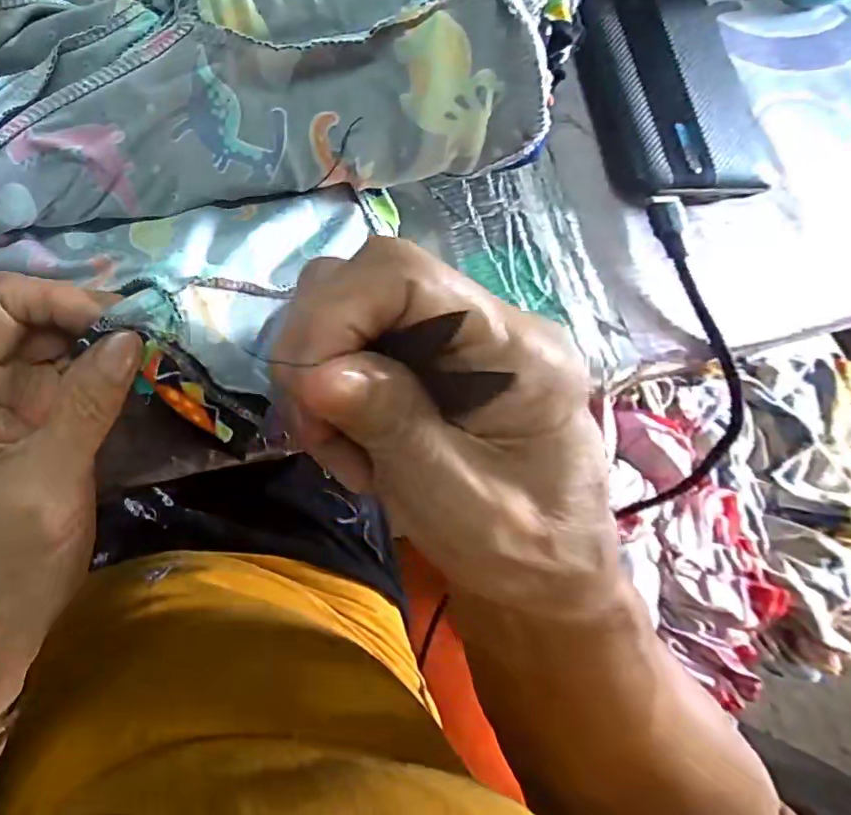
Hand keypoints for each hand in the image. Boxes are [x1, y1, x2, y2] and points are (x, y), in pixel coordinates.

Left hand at [0, 273, 139, 726]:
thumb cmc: (6, 560)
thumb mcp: (47, 481)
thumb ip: (85, 405)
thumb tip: (129, 335)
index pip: (0, 303)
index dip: (53, 296)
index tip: (111, 319)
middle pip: (35, 317)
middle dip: (88, 313)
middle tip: (148, 329)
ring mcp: (23, 404)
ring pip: (62, 345)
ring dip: (105, 339)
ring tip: (156, 345)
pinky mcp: (51, 427)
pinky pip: (81, 380)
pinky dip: (111, 371)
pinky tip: (146, 374)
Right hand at [272, 239, 619, 619]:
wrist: (543, 575)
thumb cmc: (518, 549)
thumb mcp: (457, 501)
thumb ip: (394, 426)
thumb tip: (316, 375)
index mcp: (516, 348)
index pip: (402, 274)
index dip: (333, 313)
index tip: (307, 388)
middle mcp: (479, 319)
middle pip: (359, 277)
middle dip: (313, 345)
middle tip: (313, 425)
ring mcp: (443, 330)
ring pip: (338, 299)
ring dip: (310, 365)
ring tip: (329, 436)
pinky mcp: (413, 347)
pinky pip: (338, 332)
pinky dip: (315, 378)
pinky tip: (337, 429)